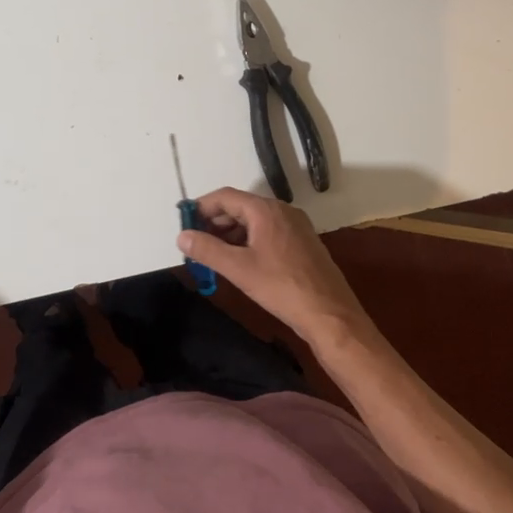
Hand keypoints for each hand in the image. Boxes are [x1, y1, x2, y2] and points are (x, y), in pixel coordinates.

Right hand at [178, 187, 371, 341]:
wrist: (331, 316)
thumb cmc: (282, 288)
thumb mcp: (238, 269)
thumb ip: (207, 250)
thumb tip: (181, 236)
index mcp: (266, 210)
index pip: (225, 196)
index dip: (201, 208)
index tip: (184, 224)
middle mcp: (282, 210)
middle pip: (239, 206)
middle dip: (215, 222)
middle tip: (196, 243)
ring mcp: (295, 226)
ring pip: (254, 221)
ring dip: (231, 234)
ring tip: (214, 255)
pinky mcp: (302, 243)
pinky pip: (268, 232)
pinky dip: (249, 241)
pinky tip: (240, 262)